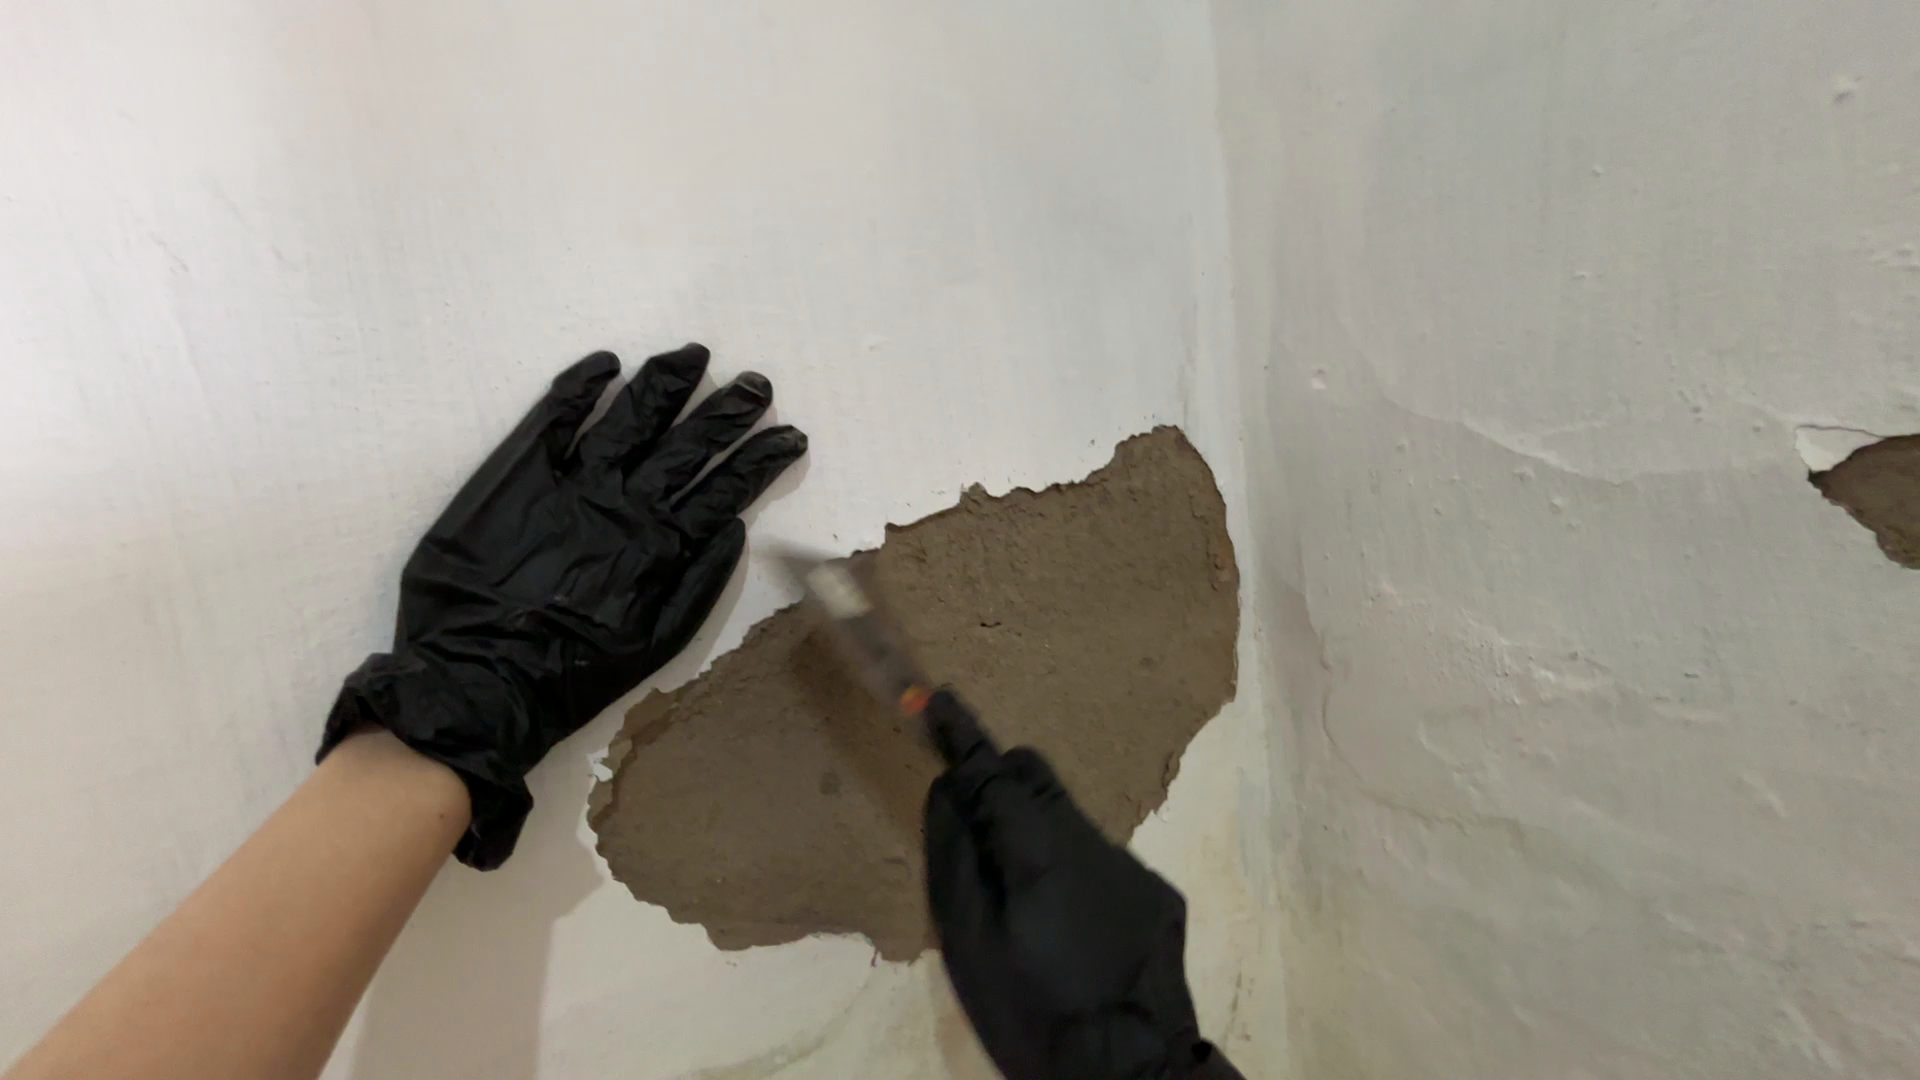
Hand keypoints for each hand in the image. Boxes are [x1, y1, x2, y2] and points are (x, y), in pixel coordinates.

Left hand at [320, 345, 805, 868]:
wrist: (475, 683)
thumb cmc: (575, 672)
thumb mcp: (659, 644)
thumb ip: (701, 584)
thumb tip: (737, 529)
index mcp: (660, 545)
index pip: (727, 490)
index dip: (763, 460)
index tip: (792, 436)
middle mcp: (623, 503)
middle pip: (688, 445)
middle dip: (728, 411)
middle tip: (757, 383)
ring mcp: (568, 483)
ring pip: (630, 418)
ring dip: (667, 384)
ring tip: (694, 355)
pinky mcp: (514, 475)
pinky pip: (551, 417)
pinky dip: (579, 386)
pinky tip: (607, 362)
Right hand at [925, 745, 1243, 1079]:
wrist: (1133, 1075)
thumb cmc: (1032, 1014)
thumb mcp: (970, 944)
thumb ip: (956, 855)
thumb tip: (947, 788)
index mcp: (1037, 850)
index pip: (991, 771)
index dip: (961, 734)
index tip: (938, 700)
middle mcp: (1088, 838)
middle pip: (1035, 774)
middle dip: (1001, 780)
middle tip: (976, 823)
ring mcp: (1127, 862)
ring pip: (1066, 812)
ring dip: (1036, 828)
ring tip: (1026, 900)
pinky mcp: (1153, 888)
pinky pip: (1097, 852)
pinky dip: (1070, 864)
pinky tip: (1072, 925)